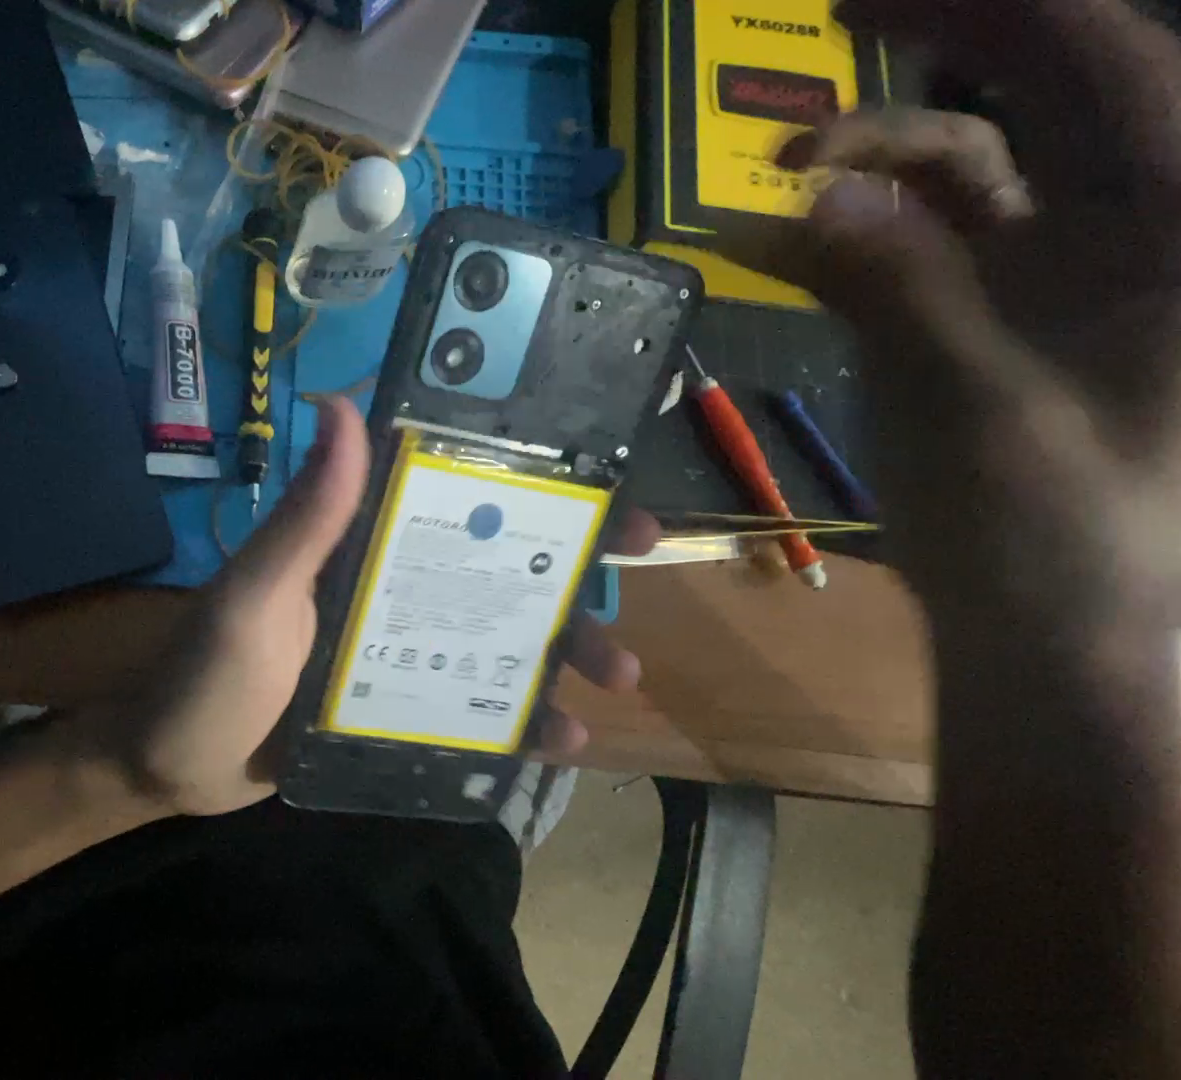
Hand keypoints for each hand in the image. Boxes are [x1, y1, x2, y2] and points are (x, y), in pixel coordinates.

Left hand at [81, 396, 660, 817]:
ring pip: (492, 634)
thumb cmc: (203, 680)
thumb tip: (342, 404)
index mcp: (351, 543)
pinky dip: (517, 720)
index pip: (444, 491)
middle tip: (642, 564)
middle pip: (487, 561)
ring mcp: (389, 648)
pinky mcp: (391, 705)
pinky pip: (467, 704)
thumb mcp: (253, 599)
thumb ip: (304, 520)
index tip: (602, 478)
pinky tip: (565, 742)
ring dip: (559, 647)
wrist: (172, 773)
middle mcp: (378, 584)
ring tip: (619, 675)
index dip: (523, 478)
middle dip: (567, 563)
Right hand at [731, 0, 1180, 649]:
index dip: (993, 10)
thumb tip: (807, 200)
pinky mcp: (987, 324)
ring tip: (779, 185)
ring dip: (872, 163)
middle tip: (828, 42)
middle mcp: (1128, 230)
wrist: (1062, 635)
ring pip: (968, 173)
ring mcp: (1054, 278)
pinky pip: (918, 249)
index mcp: (1180, 229)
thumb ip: (902, 295)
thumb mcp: (981, 410)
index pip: (1107, 64)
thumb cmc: (1065, 536)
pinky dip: (850, 237)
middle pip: (1040, 99)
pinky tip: (784, 245)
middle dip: (930, 65)